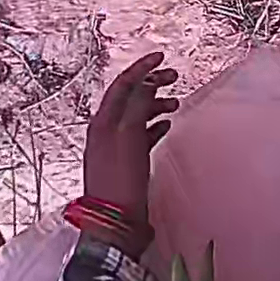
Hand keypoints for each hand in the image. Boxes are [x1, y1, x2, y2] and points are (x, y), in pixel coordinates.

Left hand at [83, 51, 178, 240]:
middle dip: (151, 84)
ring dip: (155, 105)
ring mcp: (116, 145)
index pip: (122, 84)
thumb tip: (146, 85)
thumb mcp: (130, 138)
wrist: (115, 224)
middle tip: (173, 77)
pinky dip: (154, 125)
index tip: (160, 57)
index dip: (141, 68)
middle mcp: (107, 129)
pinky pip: (141, 134)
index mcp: (103, 120)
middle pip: (130, 97)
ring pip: (137, 115)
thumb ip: (137, 108)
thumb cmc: (121, 181)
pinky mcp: (126, 161)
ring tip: (175, 103)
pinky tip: (167, 125)